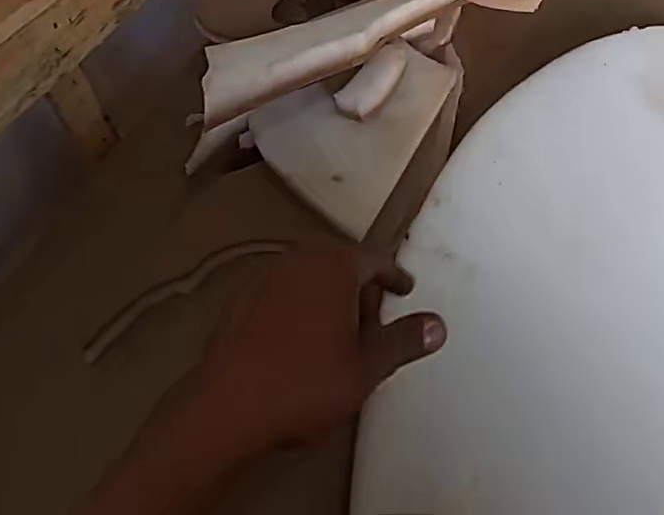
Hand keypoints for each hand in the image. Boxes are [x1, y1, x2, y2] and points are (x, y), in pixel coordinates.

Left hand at [187, 244, 445, 454]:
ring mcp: (268, 272)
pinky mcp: (243, 293)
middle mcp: (301, 257)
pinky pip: (284, 288)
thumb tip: (436, 325)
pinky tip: (299, 339)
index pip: (375, 259)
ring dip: (329, 294)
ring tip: (337, 335)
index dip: (394, 276)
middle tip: (372, 323)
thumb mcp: (365, 368)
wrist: (228, 405)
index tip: (403, 288)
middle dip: (361, 287)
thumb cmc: (303, 383)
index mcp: (335, 265)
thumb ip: (402, 341)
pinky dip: (300, 302)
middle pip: (342, 262)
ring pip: (311, 273)